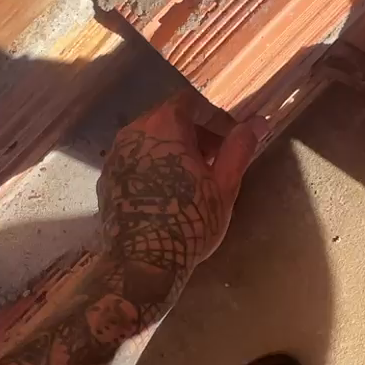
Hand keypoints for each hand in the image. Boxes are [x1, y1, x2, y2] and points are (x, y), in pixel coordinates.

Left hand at [99, 95, 259, 282]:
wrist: (143, 263)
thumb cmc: (190, 220)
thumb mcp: (224, 185)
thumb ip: (239, 148)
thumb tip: (258, 122)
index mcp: (163, 125)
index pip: (190, 101)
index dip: (213, 115)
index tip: (229, 134)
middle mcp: (132, 133)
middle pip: (168, 119)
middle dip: (195, 133)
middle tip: (217, 158)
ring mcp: (115, 157)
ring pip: (150, 141)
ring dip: (173, 150)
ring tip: (194, 179)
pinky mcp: (106, 180)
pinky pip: (135, 161)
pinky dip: (154, 167)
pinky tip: (168, 193)